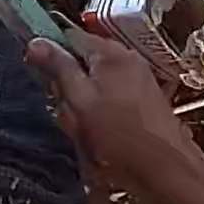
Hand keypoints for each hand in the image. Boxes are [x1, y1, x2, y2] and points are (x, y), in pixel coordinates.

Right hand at [25, 29, 200, 180]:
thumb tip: (35, 40)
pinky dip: (104, 109)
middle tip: (72, 114)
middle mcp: (126, 54)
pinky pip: (113, 92)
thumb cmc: (120, 135)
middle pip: (84, 59)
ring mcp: (139, 73)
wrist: (168, 167)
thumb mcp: (81, 101)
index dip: (53, 55)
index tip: (46, 81)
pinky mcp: (146, 93)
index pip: (69, 36)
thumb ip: (59, 68)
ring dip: (87, 101)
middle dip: (72, 85)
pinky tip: (106, 134)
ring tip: (89, 130)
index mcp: (109, 51)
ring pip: (97, 79)